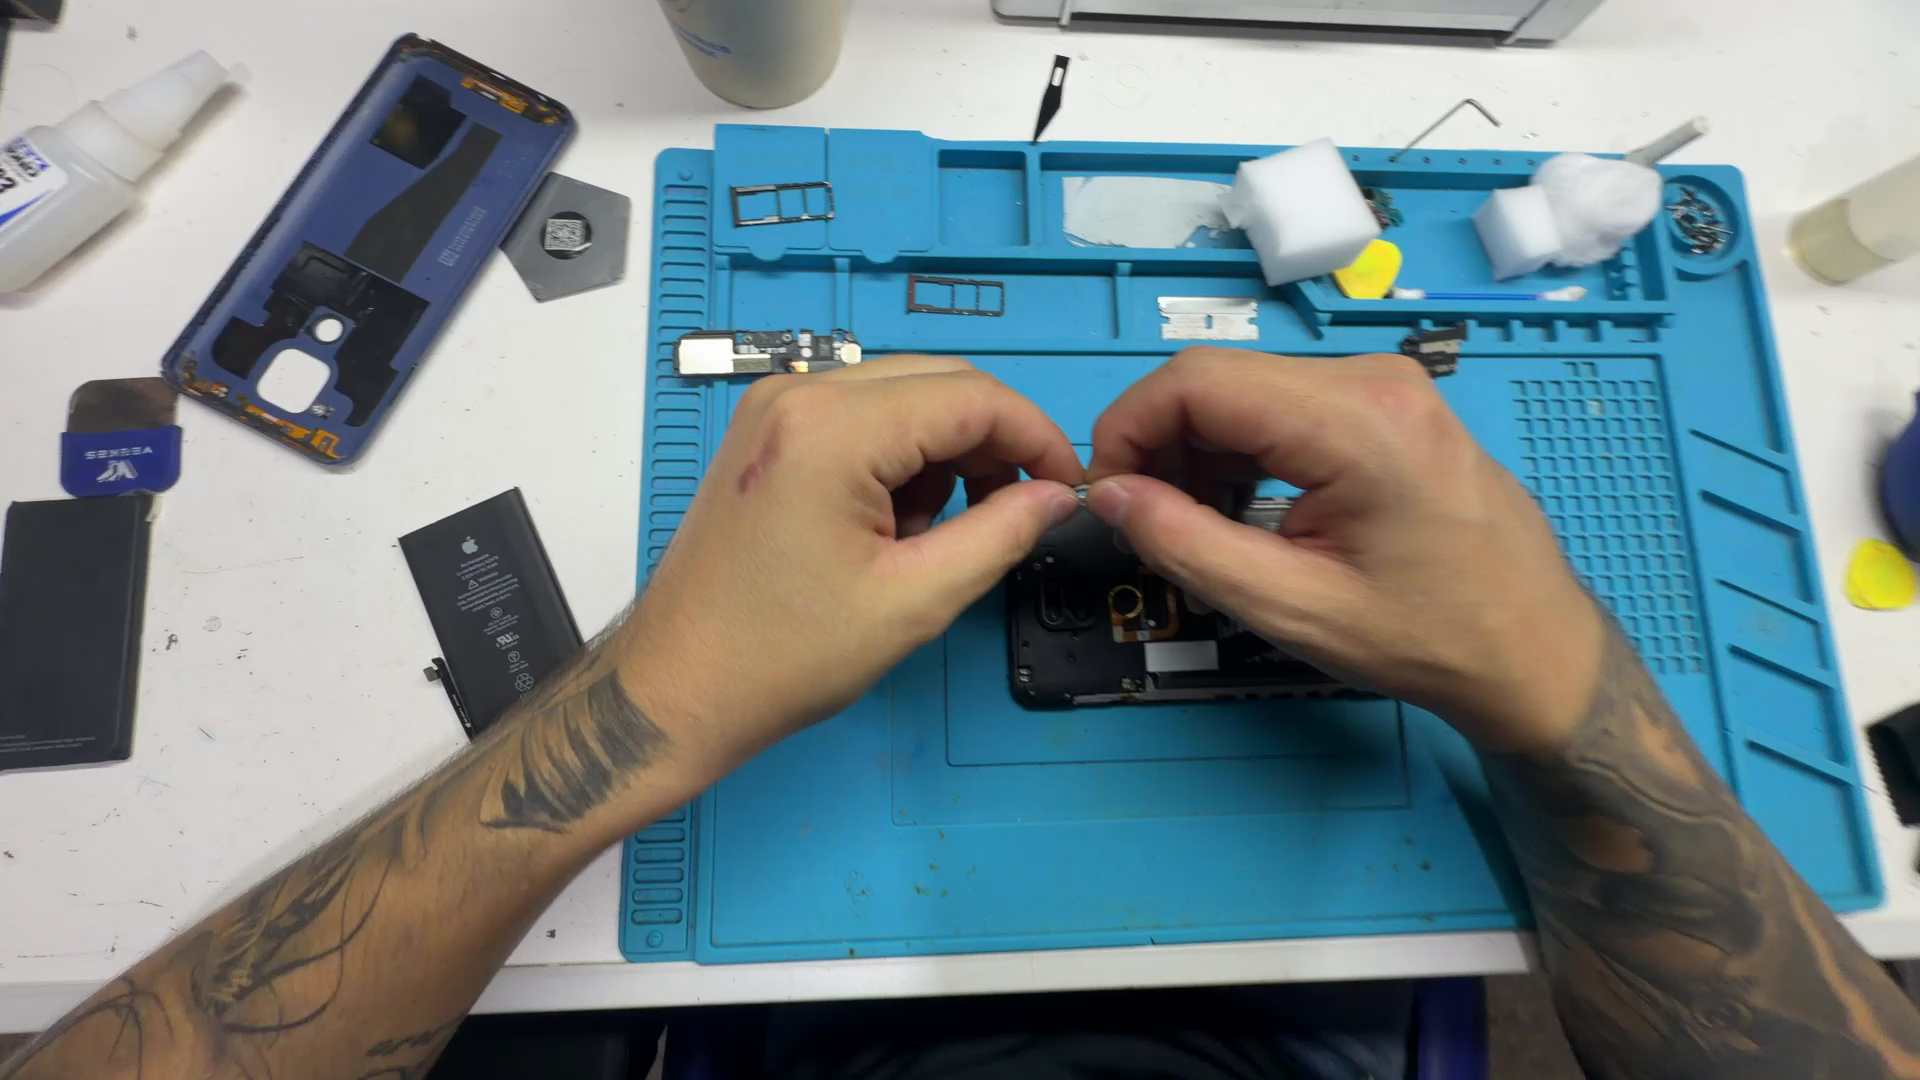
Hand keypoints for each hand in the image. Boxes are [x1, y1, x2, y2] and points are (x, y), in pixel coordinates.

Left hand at [617, 355, 1082, 775]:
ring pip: (906, 399)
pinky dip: (902, 460)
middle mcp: (801, 393)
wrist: (680, 685)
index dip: (1036, 436)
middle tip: (1014, 512)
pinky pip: (866, 419)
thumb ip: (1001, 535)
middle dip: (993, 444)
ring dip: (946, 455)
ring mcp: (778, 407)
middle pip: (940, 385)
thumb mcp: (914, 602)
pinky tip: (892, 522)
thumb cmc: (788, 656)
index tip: (1066, 486)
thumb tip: (1057, 495)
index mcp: (834, 428)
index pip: (972, 397)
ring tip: (932, 534)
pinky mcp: (771, 431)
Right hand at [1085, 347, 1603, 750]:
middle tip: (1145, 520)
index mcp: (1353, 420)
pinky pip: (1273, 409)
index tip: (1107, 495)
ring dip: (1191, 452)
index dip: (1127, 428)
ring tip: (1192, 524)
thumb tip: (1109, 495)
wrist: (1534, 649)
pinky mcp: (1377, 404)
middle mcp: (1366, 378)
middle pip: (1213, 381)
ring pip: (1237, 393)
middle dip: (1156, 444)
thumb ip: (1184, 545)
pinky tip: (1234, 507)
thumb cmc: (1422, 638)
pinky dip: (1231, 453)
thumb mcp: (1289, 606)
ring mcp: (1377, 386)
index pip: (1196, 381)